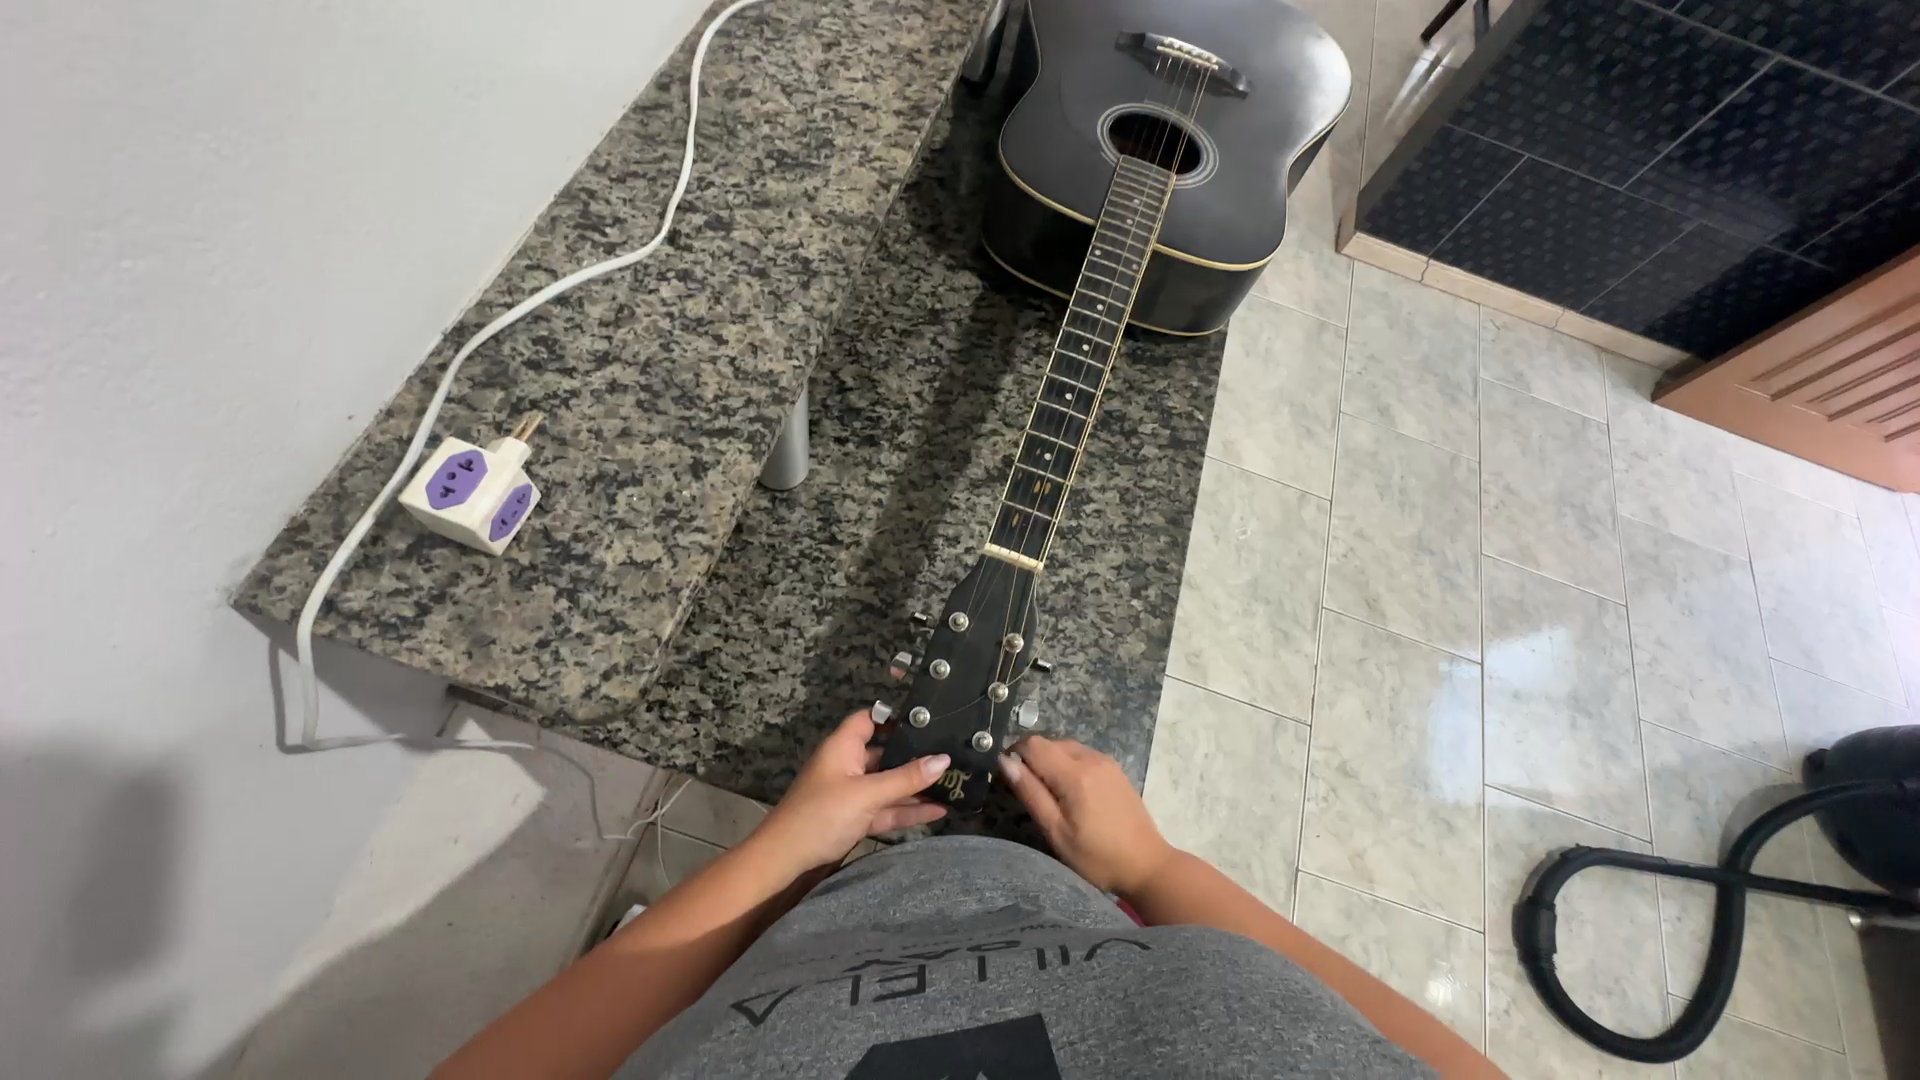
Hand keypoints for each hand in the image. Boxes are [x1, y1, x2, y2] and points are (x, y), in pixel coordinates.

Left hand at [745, 709, 950, 877]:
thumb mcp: (867, 794)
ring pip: (889, 784)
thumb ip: (906, 778)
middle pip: (886, 753)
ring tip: (953, 783)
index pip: (870, 719)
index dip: (894, 716)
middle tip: (952, 752)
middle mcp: (849, 764)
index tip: (927, 718)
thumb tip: (943, 759)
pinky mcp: (856, 818)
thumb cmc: (822, 815)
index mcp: (843, 746)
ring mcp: (853, 793)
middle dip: (915, 755)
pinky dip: (908, 810)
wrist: (785, 861)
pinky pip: (887, 808)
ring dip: (916, 787)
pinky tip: (938, 811)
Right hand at [1000, 735, 1175, 895]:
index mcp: (1075, 774)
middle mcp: (1091, 758)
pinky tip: (1072, 793)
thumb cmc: (1097, 857)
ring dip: (1050, 762)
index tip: (1011, 779)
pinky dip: (1068, 765)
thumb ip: (1031, 793)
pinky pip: (1081, 754)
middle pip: (1049, 742)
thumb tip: (1005, 761)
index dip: (1015, 755)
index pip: (1033, 744)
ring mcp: (1106, 761)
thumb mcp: (1057, 832)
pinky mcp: (1114, 768)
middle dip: (1032, 760)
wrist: (1147, 864)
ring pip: (1065, 746)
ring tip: (1052, 795)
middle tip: (1031, 793)